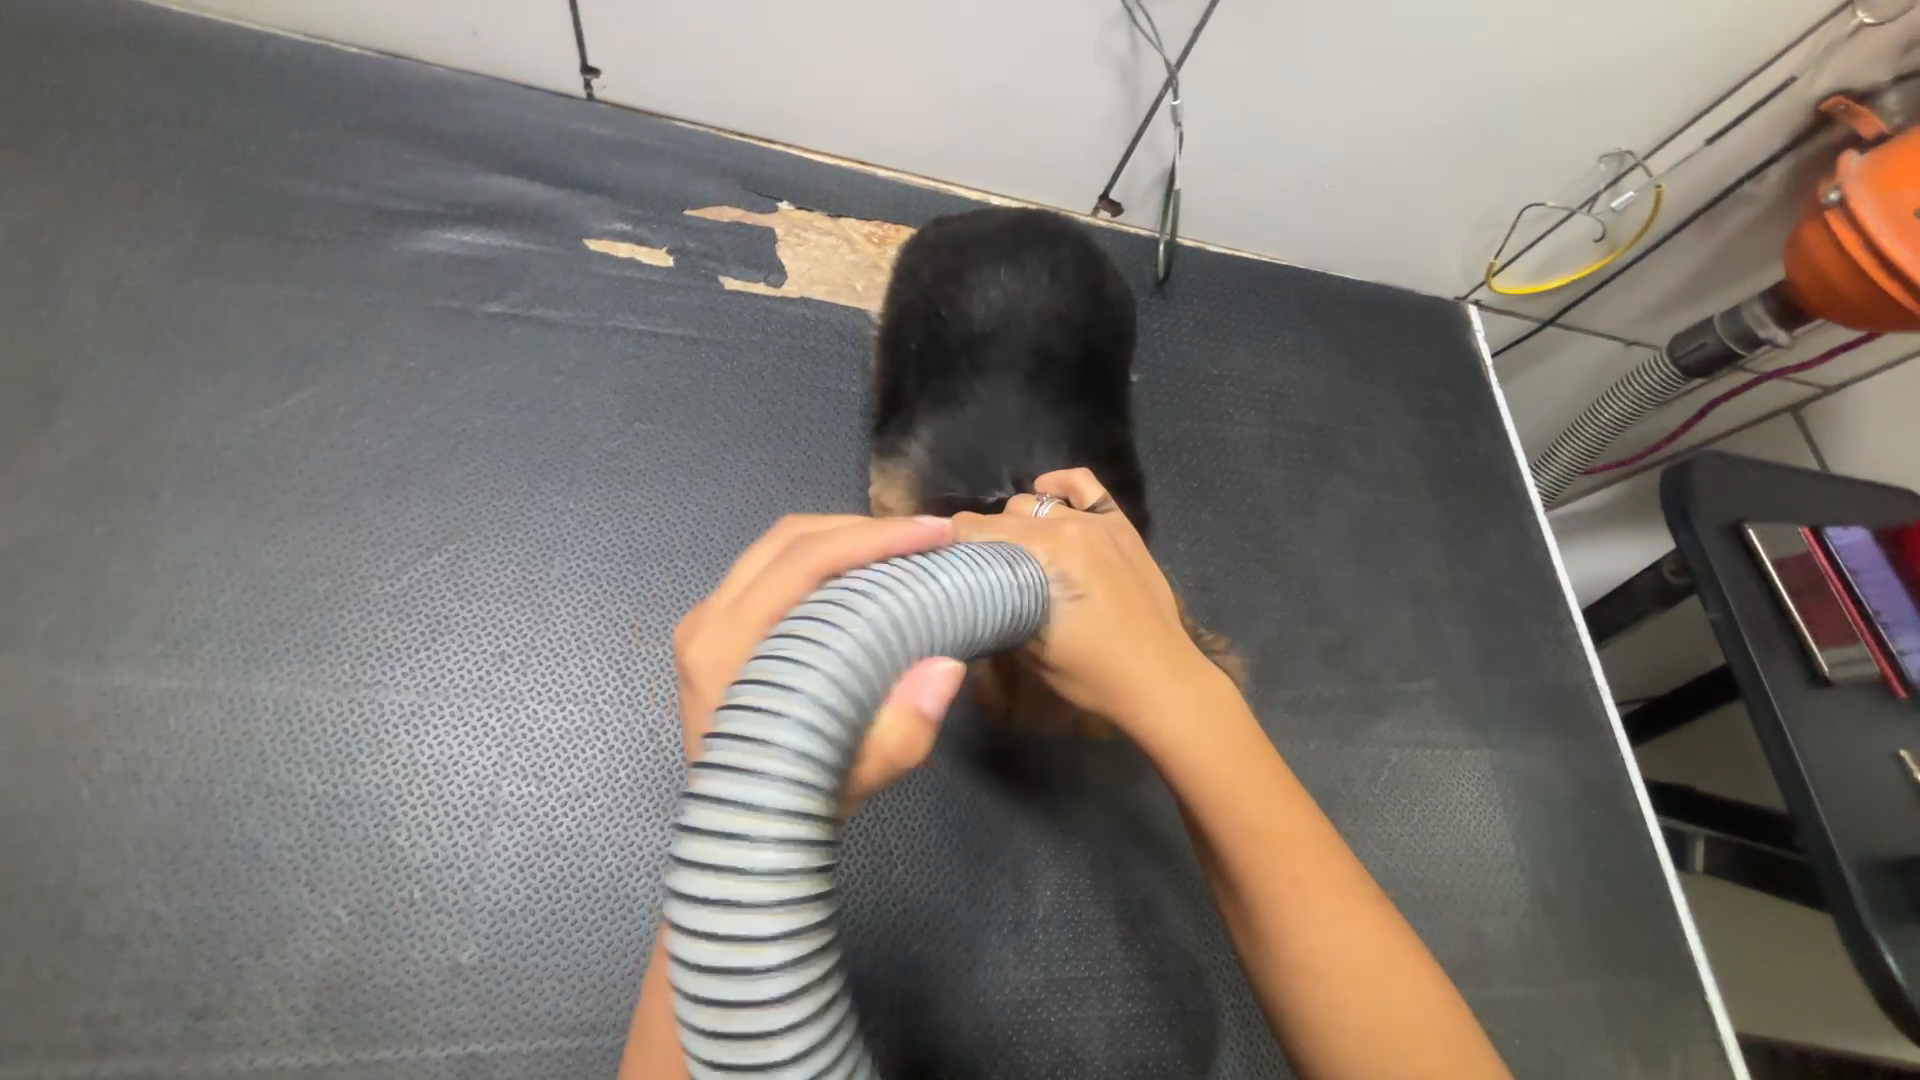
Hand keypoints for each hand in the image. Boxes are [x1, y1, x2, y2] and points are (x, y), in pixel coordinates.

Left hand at [673, 514, 967, 812]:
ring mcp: (706, 619)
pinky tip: (867, 567)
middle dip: (866, 528)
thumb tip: (947, 667)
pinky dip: (826, 554)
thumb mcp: (856, 781)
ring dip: (846, 536)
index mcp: (725, 651)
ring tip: (904, 546)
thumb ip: (900, 735)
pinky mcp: (718, 623)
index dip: (872, 538)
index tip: (934, 535)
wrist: (744, 829)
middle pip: (788, 539)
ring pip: (779, 544)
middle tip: (928, 537)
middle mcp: (706, 622)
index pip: (800, 564)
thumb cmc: (794, 802)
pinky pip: (773, 565)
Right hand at [951, 468, 1221, 733]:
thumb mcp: (1026, 648)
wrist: (1158, 679)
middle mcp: (1068, 525)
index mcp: (1044, 553)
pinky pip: (1084, 486)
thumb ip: (996, 605)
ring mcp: (1098, 522)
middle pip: (1004, 516)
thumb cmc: (1089, 673)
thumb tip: (969, 588)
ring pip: (1037, 503)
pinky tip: (1047, 494)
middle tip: (979, 568)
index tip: (942, 560)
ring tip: (1016, 550)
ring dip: (1018, 522)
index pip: (977, 530)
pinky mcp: (1120, 525)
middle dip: (984, 539)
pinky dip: (1059, 486)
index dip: (952, 543)